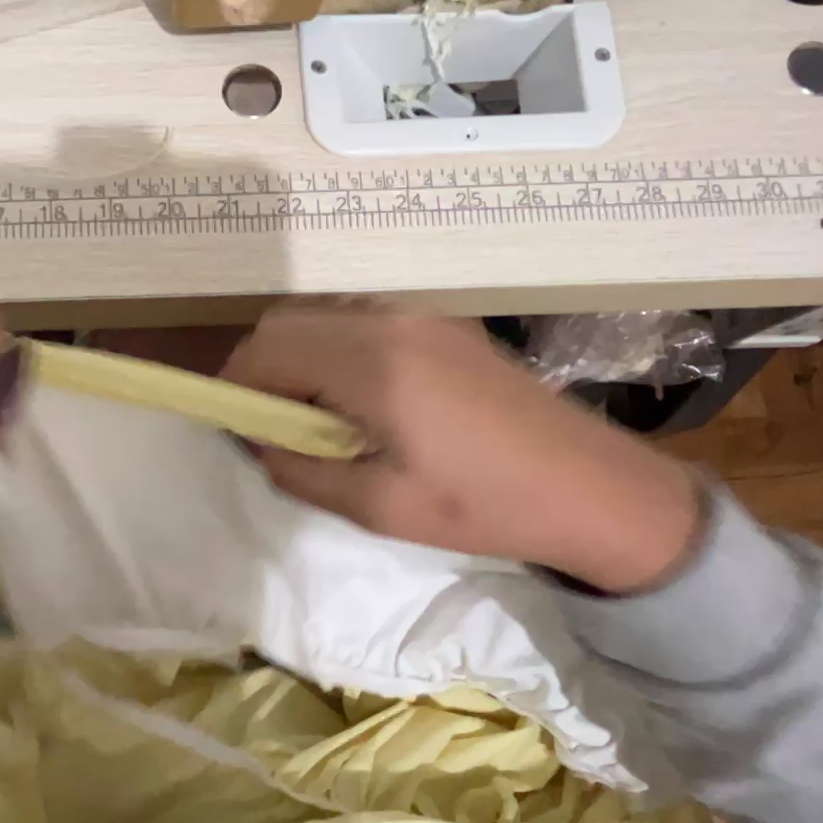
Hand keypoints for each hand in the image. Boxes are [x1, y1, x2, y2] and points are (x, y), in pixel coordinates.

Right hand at [221, 308, 700, 593]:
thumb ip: (300, 467)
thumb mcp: (377, 505)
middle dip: (259, 369)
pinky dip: (333, 351)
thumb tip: (257, 441)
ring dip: (296, 357)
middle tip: (264, 427)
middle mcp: (390, 320)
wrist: (594, 489)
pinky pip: (360, 321)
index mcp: (371, 362)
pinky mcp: (442, 324)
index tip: (229, 428)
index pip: (266, 350)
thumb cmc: (482, 507)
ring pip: (322, 316)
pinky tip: (353, 402)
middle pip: (287, 321)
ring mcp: (420, 315)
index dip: (233, 386)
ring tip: (308, 419)